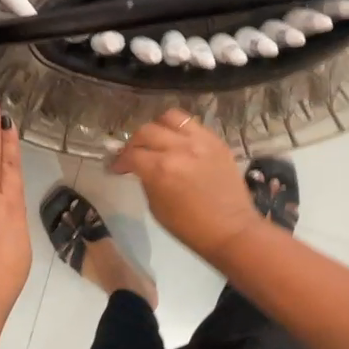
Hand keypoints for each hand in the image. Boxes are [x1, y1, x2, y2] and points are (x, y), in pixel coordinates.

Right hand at [110, 109, 268, 265]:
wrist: (231, 230)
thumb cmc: (189, 227)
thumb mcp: (156, 206)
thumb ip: (147, 180)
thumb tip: (141, 167)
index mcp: (161, 169)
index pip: (131, 154)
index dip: (119, 161)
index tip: (117, 167)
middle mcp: (179, 148)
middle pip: (146, 131)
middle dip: (134, 143)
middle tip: (134, 154)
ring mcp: (200, 141)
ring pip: (170, 117)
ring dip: (157, 127)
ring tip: (157, 140)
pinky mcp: (216, 141)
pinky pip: (192, 124)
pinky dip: (179, 130)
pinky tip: (178, 142)